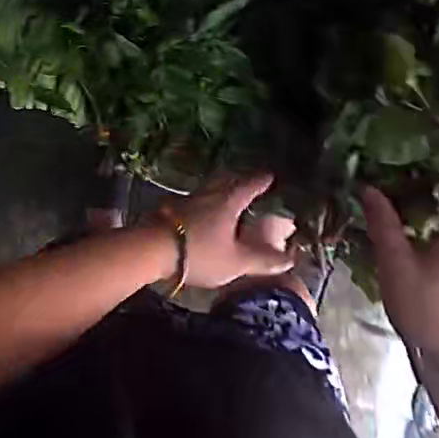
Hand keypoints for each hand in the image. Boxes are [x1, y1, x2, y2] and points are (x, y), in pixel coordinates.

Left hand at [159, 173, 295, 288]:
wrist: (150, 249)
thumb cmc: (199, 253)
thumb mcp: (236, 262)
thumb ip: (262, 260)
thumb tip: (288, 258)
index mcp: (226, 202)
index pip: (248, 186)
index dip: (260, 181)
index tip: (269, 175)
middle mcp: (206, 195)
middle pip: (224, 181)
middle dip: (238, 180)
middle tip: (247, 181)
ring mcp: (184, 200)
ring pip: (206, 191)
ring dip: (218, 191)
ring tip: (226, 198)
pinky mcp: (167, 210)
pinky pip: (191, 202)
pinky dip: (201, 204)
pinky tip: (199, 214)